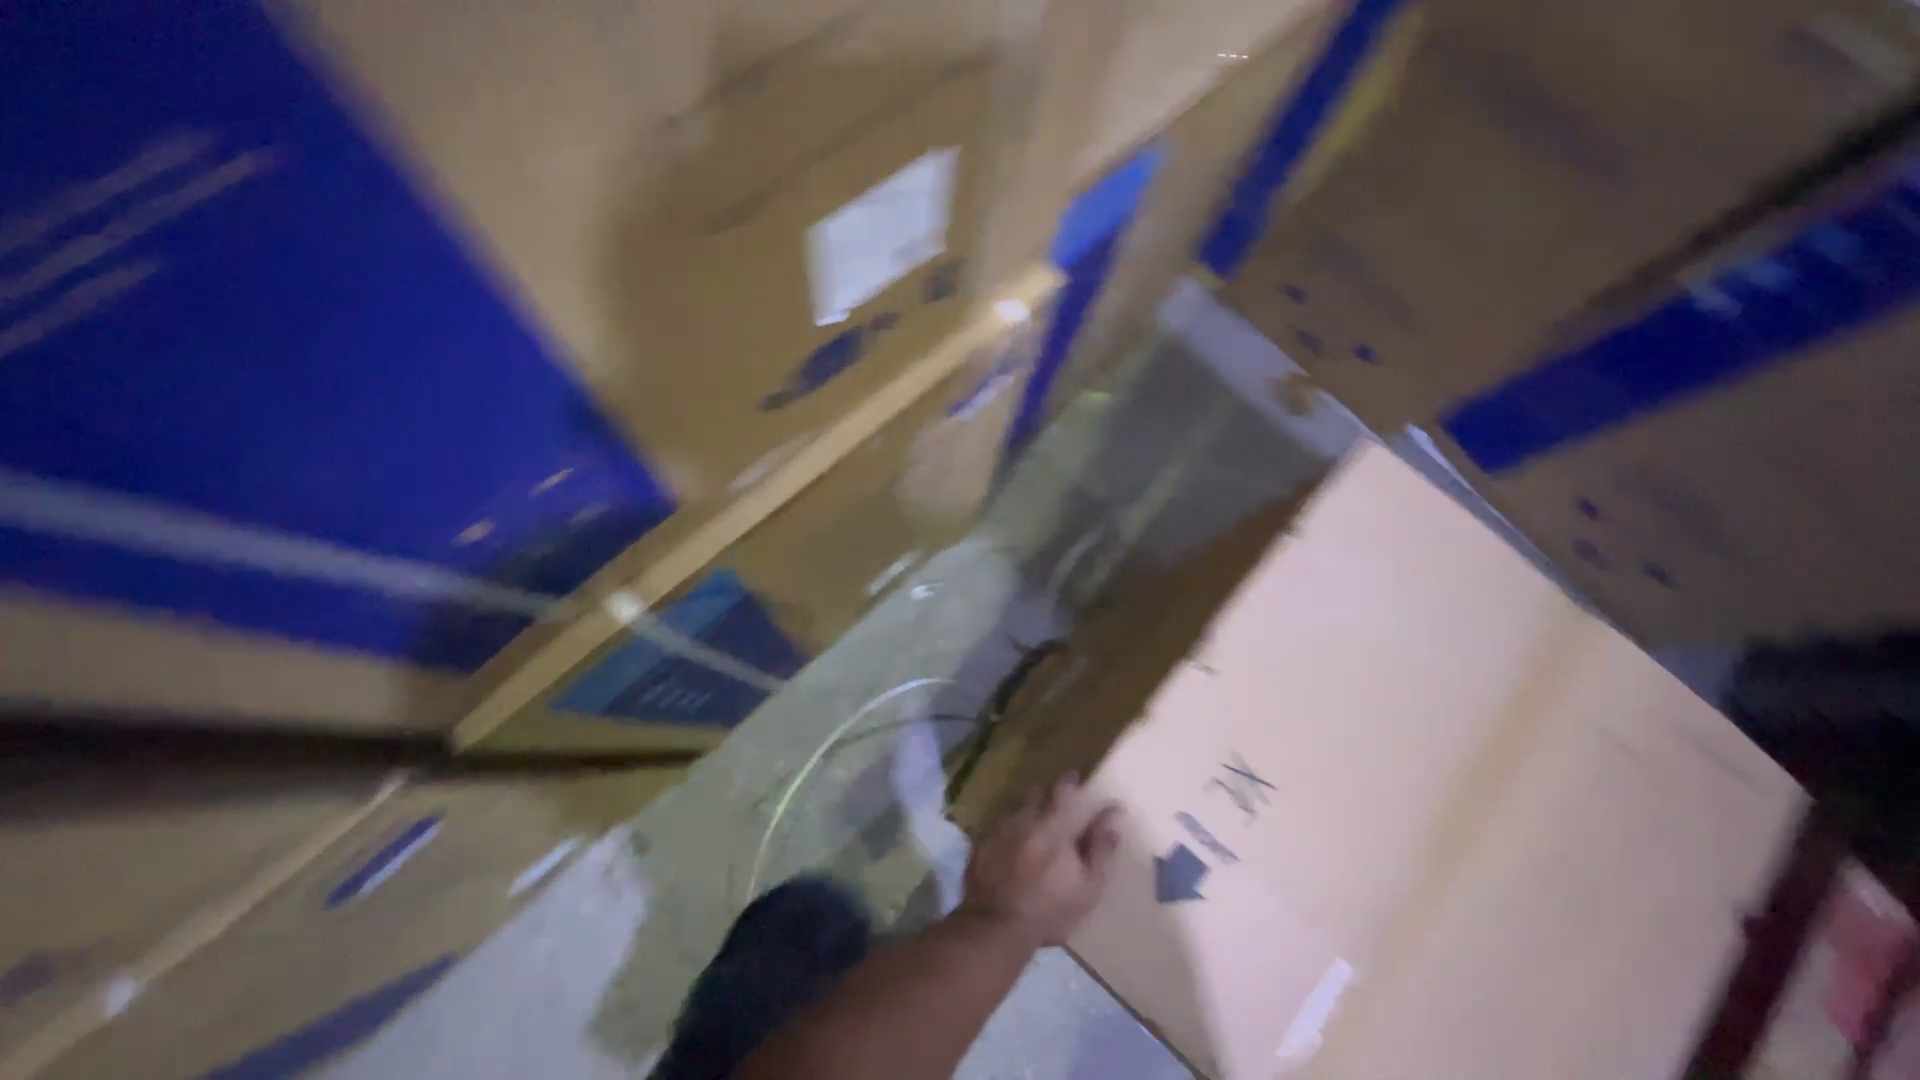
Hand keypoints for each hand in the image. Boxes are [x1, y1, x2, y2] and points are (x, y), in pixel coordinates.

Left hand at [958, 775, 1120, 945]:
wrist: (994, 928)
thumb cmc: (1050, 911)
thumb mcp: (1088, 887)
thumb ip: (1101, 848)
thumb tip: (1115, 814)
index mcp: (1053, 826)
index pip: (1064, 790)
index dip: (1071, 782)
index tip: (1076, 780)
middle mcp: (1023, 820)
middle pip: (1036, 795)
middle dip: (1046, 797)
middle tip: (1055, 809)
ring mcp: (997, 832)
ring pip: (1015, 813)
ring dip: (1026, 818)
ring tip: (1032, 835)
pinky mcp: (979, 847)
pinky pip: (997, 832)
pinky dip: (1007, 837)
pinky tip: (1009, 854)